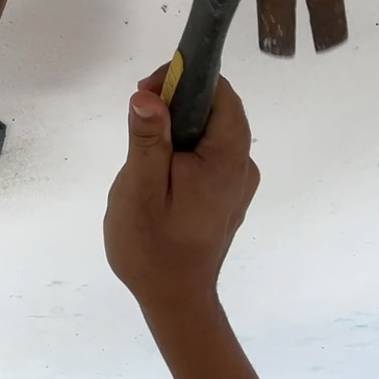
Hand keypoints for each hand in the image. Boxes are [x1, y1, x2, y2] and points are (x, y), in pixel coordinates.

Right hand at [104, 64, 258, 316]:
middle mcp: (241, 166)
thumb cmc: (153, 246)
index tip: (147, 90)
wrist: (173, 300)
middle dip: (175, 98)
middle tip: (137, 114)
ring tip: (141, 144)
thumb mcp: (140, 189)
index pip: (222, 95)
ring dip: (175, 120)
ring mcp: (237, 179)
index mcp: (226, 162)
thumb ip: (147, 139)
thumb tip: (148, 94)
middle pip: (216, 107)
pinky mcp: (226, 189)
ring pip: (210, 126)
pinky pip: (208, 147)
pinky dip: (182, 141)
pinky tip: (156, 164)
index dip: (186, 78)